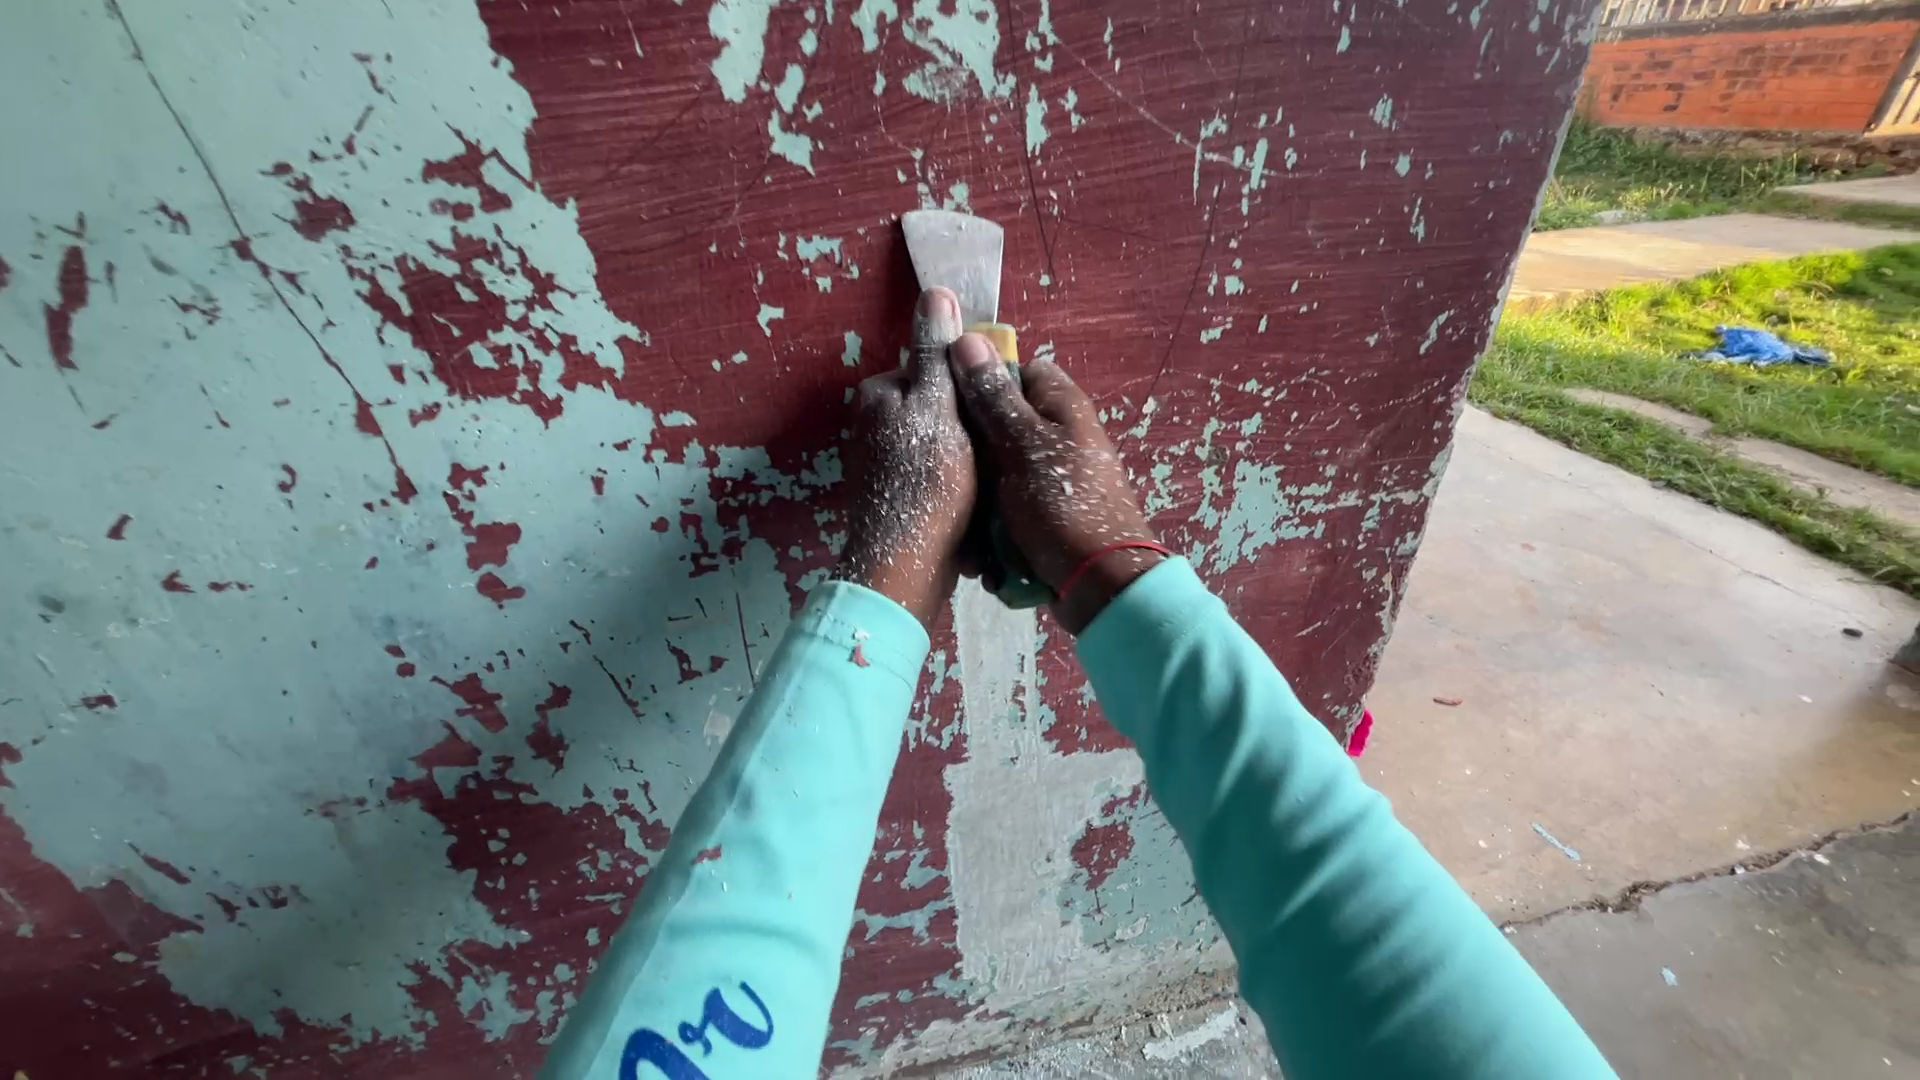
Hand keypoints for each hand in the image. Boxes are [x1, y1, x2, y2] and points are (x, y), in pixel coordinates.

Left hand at [835, 288, 976, 628]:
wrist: (908, 563)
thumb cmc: (928, 480)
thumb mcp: (938, 406)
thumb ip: (935, 353)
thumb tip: (936, 291)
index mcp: (876, 396)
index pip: (932, 373)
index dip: (964, 393)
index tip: (984, 419)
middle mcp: (869, 426)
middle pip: (937, 412)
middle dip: (965, 432)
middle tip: (986, 457)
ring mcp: (878, 466)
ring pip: (938, 449)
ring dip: (962, 465)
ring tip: (979, 487)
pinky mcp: (891, 500)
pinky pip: (931, 481)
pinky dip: (950, 491)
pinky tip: (965, 509)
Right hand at [947, 335, 1163, 634]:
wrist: (1097, 582)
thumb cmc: (1061, 505)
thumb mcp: (1022, 446)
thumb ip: (993, 397)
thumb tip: (967, 339)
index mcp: (1061, 406)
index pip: (1018, 370)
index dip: (983, 380)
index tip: (948, 401)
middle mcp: (1058, 435)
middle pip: (1001, 423)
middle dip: (973, 447)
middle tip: (945, 462)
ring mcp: (1050, 477)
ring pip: (998, 469)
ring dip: (978, 492)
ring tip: (956, 508)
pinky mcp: (1042, 512)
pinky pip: (1007, 504)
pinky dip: (992, 519)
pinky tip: (975, 536)